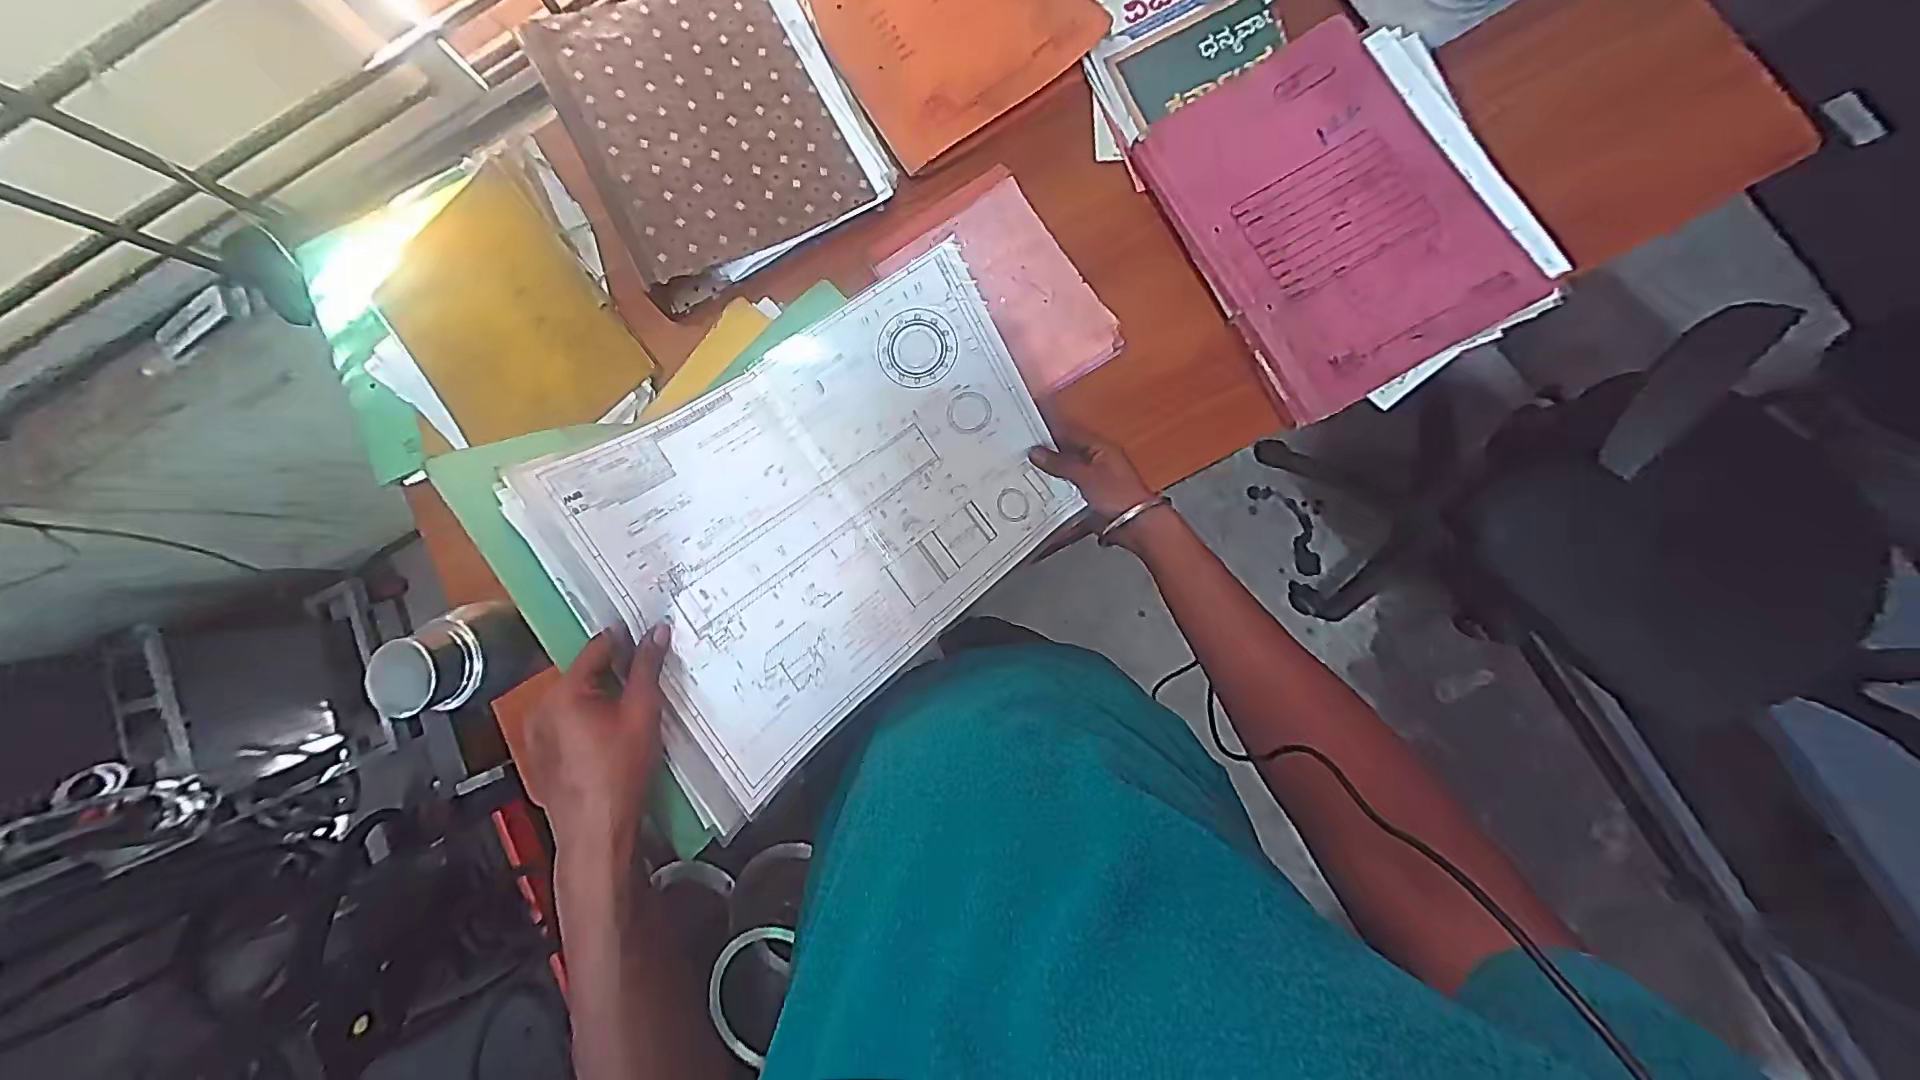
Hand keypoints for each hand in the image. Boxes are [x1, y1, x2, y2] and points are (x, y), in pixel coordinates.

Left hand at [520, 624, 671, 856]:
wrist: (596, 829)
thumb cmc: (620, 770)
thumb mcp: (643, 711)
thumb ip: (648, 667)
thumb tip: (657, 632)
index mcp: (564, 692)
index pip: (598, 647)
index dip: (627, 640)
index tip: (650, 639)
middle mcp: (542, 707)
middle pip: (585, 674)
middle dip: (616, 673)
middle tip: (647, 682)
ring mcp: (536, 733)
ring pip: (576, 700)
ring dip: (602, 697)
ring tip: (632, 712)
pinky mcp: (540, 754)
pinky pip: (567, 723)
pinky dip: (588, 720)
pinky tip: (610, 738)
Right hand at [1028, 416, 1155, 519]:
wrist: (1136, 526)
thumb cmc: (1122, 497)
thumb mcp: (1085, 476)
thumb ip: (1060, 463)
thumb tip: (1038, 453)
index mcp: (1100, 448)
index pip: (1070, 431)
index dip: (1050, 428)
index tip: (1031, 425)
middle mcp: (1097, 462)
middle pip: (1066, 453)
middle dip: (1046, 453)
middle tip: (1025, 452)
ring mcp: (1094, 481)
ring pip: (1065, 472)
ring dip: (1050, 474)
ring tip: (1030, 472)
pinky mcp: (1090, 499)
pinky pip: (1068, 491)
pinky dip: (1056, 492)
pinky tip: (1044, 495)